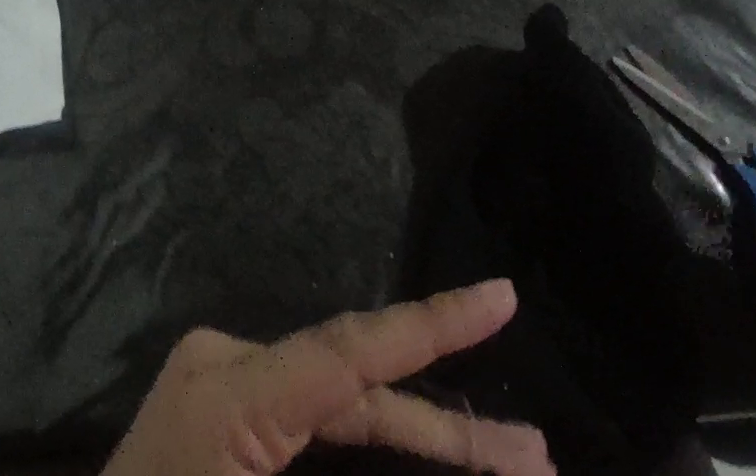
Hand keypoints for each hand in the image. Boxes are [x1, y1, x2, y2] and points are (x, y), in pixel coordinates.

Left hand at [99, 280, 554, 475]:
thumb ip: (362, 471)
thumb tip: (454, 458)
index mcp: (230, 392)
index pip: (348, 352)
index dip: (432, 323)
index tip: (502, 297)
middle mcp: (225, 364)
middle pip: (357, 387)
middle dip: (447, 427)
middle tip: (536, 459)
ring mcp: (219, 378)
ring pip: (338, 401)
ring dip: (413, 431)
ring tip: (504, 459)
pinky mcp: (221, 401)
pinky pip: (308, 410)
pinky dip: (362, 431)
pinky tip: (412, 443)